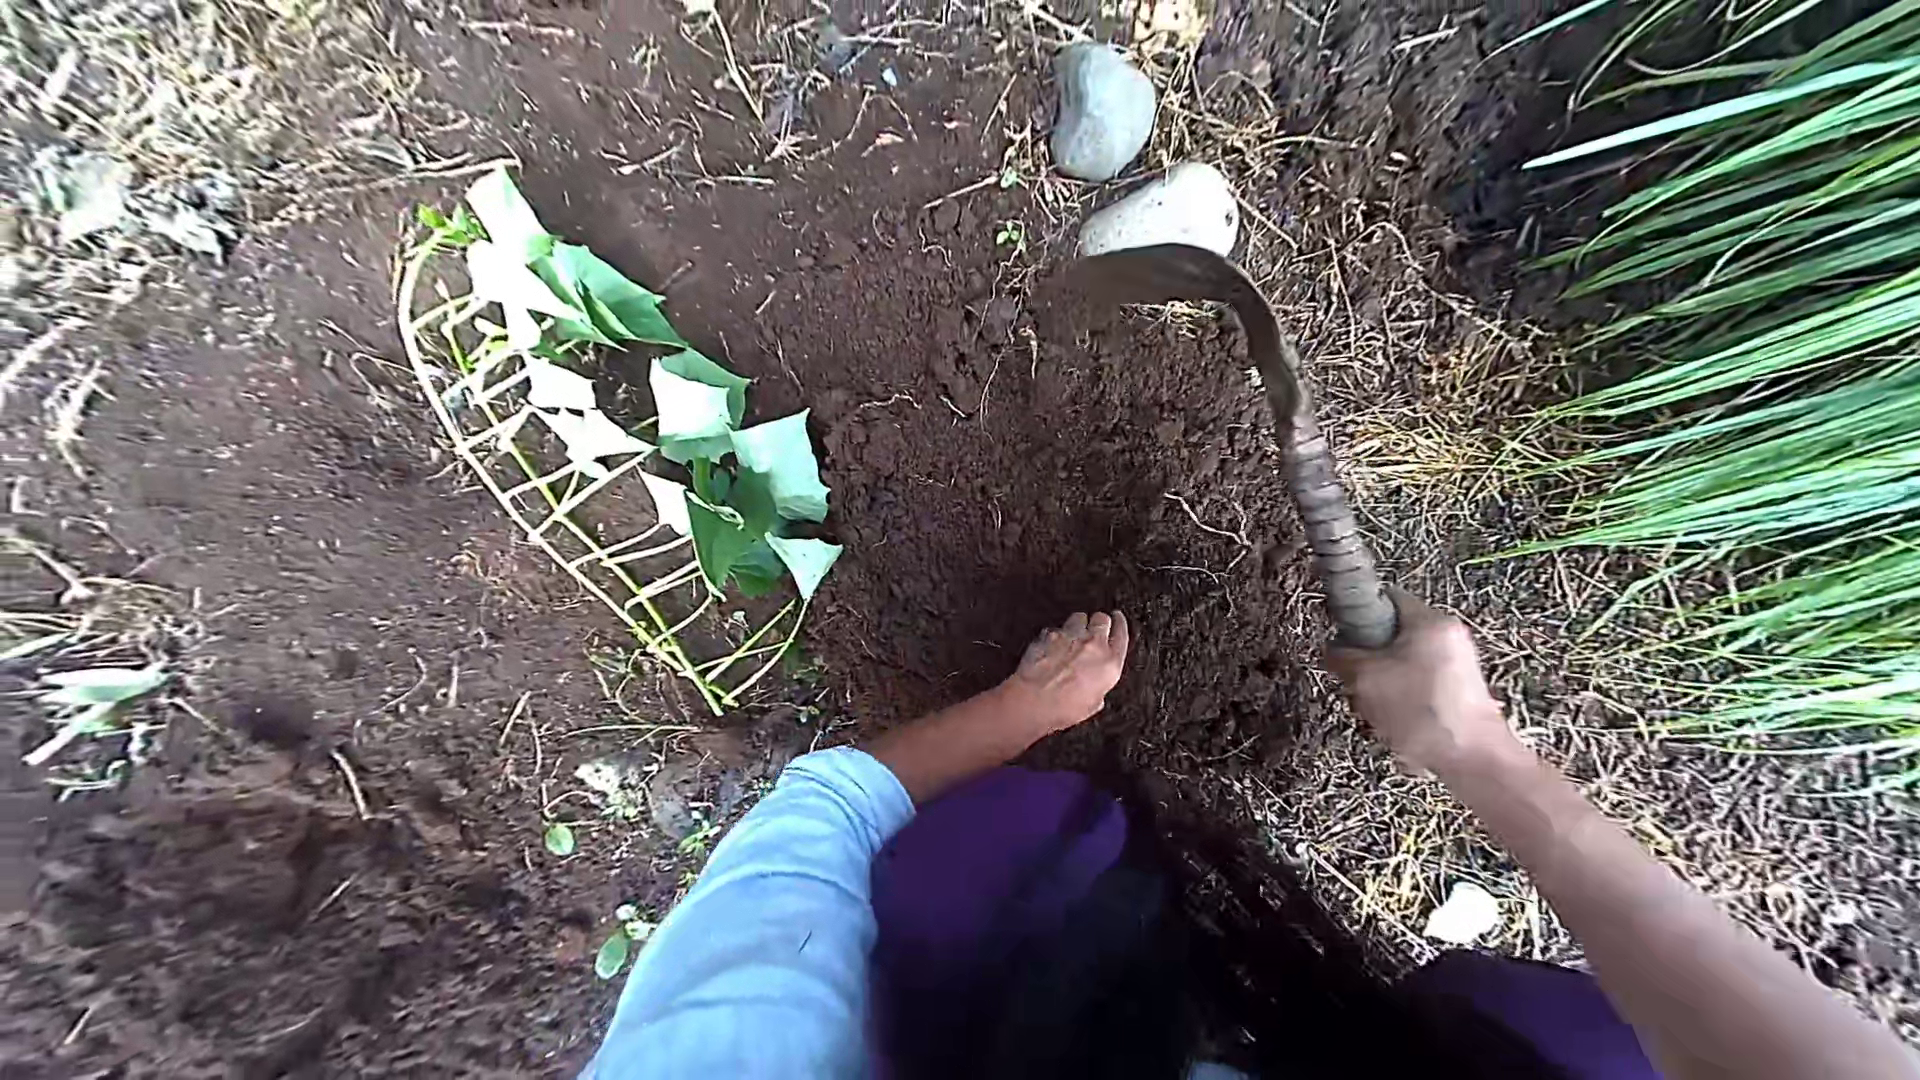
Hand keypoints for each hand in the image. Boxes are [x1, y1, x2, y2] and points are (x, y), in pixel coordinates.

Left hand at [1002, 611, 1130, 732]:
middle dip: (1100, 621)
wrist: (1036, 699)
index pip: (1121, 633)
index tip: (1118, 618)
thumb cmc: (1064, 707)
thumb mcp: (1092, 704)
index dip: (1120, 624)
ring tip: (1074, 634)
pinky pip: (1057, 627)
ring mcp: (1070, 636)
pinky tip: (1053, 644)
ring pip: (1080, 617)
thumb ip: (1099, 688)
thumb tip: (1094, 688)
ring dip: (1078, 623)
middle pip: (1102, 619)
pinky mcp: (1050, 634)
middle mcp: (1093, 644)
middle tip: (1096, 627)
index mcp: (1110, 663)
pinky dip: (1057, 633)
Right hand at [1326, 589, 1514, 775]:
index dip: (1356, 612)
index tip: (1341, 635)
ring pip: (1399, 659)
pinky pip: (1415, 680)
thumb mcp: (1363, 677)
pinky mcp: (1458, 689)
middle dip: (1367, 654)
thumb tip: (1333, 648)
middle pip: (1390, 631)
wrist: (1475, 762)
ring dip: (1379, 678)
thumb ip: (1341, 654)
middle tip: (1355, 675)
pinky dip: (1398, 694)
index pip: (1384, 596)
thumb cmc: (1421, 712)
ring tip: (1375, 702)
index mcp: (1430, 621)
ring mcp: (1457, 663)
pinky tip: (1393, 717)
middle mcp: (1449, 635)